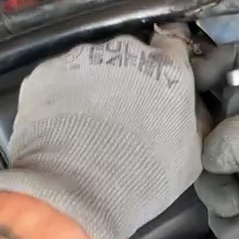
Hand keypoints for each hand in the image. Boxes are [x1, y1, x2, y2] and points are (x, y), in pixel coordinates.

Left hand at [0, 30, 200, 238]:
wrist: (73, 194)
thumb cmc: (141, 179)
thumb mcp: (190, 156)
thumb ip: (194, 118)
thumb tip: (190, 106)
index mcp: (167, 67)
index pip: (173, 44)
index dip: (167, 61)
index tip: (160, 81)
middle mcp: (125, 50)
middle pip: (131, 52)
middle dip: (128, 75)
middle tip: (122, 111)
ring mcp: (80, 57)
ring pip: (92, 63)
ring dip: (93, 84)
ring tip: (86, 123)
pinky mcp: (44, 72)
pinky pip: (59, 78)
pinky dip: (61, 95)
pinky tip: (60, 125)